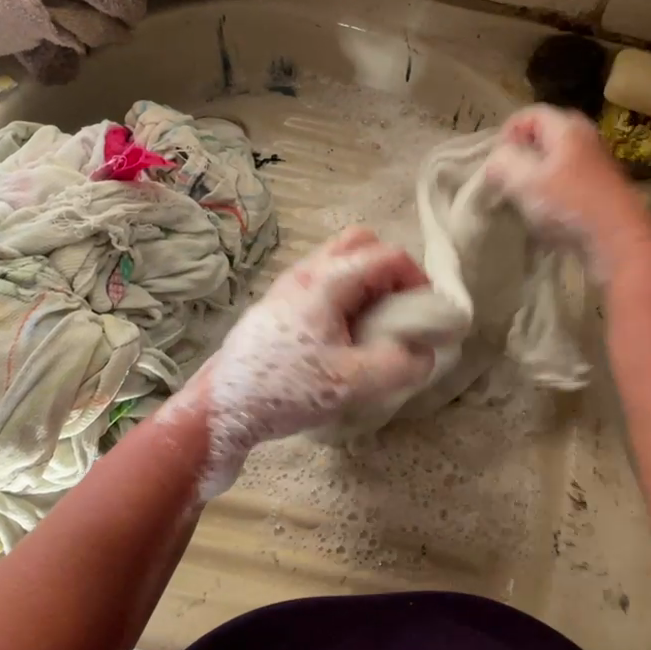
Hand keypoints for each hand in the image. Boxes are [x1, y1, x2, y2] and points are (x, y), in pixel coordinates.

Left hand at [183, 227, 435, 497]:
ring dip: (367, 283)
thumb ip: (398, 365)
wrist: (223, 407)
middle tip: (400, 308)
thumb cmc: (286, 389)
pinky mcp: (281, 307)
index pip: (387, 256)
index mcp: (326, 282)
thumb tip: (426, 354)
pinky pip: (325, 283)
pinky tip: (346, 338)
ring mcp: (290, 287)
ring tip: (376, 326)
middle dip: (390, 269)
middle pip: (360, 243)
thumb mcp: (351, 383)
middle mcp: (307, 273)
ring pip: (340, 262)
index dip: (417, 279)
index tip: (427, 314)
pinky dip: (347, 296)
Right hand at [483, 104, 646, 260]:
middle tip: (506, 177)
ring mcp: (595, 166)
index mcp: (568, 129)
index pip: (531, 114)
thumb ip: (503, 163)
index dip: (508, 132)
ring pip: (556, 162)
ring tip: (521, 199)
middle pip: (544, 138)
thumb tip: (496, 160)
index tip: (496, 159)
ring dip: (535, 177)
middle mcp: (585, 140)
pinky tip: (543, 215)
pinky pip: (567, 184)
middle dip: (521, 155)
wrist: (619, 240)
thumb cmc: (570, 204)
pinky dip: (551, 194)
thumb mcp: (526, 181)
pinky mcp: (599, 192)